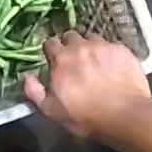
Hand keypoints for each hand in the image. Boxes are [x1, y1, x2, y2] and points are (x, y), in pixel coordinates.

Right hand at [24, 31, 151, 139]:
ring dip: (89, 46)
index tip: (53, 58)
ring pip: (92, 38)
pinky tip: (112, 65)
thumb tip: (26, 77)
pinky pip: (111, 45)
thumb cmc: (85, 116)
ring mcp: (103, 46)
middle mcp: (81, 46)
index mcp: (61, 59)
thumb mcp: (52, 111)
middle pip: (71, 35)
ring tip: (94, 61)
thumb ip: (35, 92)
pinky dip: (108, 52)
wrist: (125, 115)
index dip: (51, 50)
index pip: (50, 42)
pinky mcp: (122, 50)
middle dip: (69, 45)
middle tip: (74, 60)